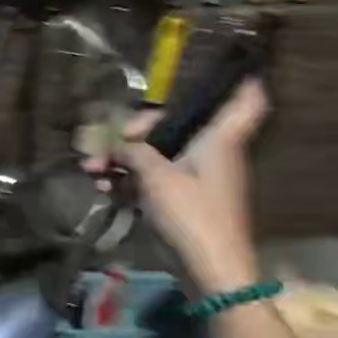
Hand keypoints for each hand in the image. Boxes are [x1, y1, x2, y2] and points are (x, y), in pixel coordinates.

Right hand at [107, 79, 270, 295]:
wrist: (211, 271)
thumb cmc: (191, 214)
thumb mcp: (155, 176)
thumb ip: (134, 153)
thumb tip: (120, 146)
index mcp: (217, 140)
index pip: (246, 102)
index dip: (242, 81)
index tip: (234, 66)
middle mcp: (211, 153)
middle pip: (177, 127)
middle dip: (136, 132)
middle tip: (110, 142)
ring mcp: (197, 179)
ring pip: (159, 155)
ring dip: (124, 160)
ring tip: (91, 170)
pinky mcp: (185, 202)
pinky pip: (155, 179)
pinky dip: (131, 180)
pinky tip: (103, 187)